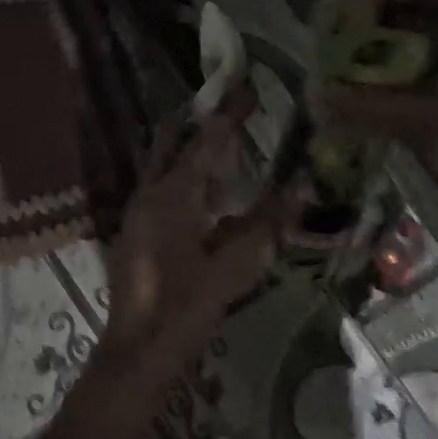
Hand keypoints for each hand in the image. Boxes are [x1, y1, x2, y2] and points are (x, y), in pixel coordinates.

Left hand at [100, 90, 293, 376]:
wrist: (139, 351)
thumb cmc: (188, 306)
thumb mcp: (236, 265)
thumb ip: (268, 222)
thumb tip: (302, 186)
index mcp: (172, 196)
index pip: (206, 141)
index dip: (230, 114)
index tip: (250, 87)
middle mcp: (148, 195)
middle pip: (172, 142)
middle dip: (199, 120)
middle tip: (229, 105)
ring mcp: (136, 215)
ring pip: (162, 166)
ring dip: (189, 149)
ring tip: (221, 140)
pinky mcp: (135, 235)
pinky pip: (159, 189)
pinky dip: (183, 178)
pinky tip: (205, 192)